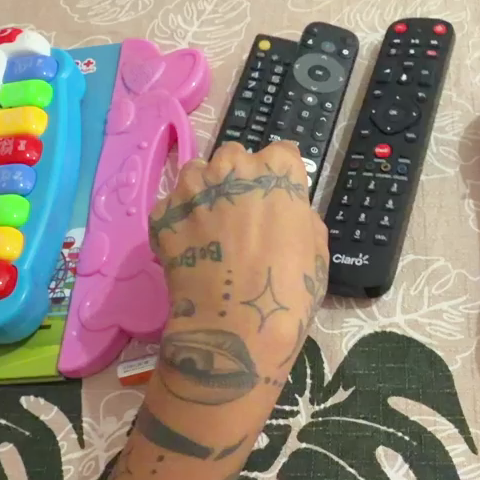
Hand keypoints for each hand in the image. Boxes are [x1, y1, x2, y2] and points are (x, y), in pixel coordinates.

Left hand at [147, 141, 327, 407]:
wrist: (236, 326)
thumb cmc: (290, 289)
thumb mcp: (317, 247)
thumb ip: (300, 214)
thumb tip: (287, 209)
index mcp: (276, 169)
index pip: (282, 153)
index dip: (281, 177)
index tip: (278, 198)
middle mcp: (231, 166)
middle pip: (235, 156)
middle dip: (239, 177)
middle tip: (243, 214)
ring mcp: (191, 187)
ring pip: (198, 174)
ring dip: (206, 192)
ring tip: (212, 229)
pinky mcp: (163, 213)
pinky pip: (173, 206)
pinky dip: (181, 220)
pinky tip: (192, 248)